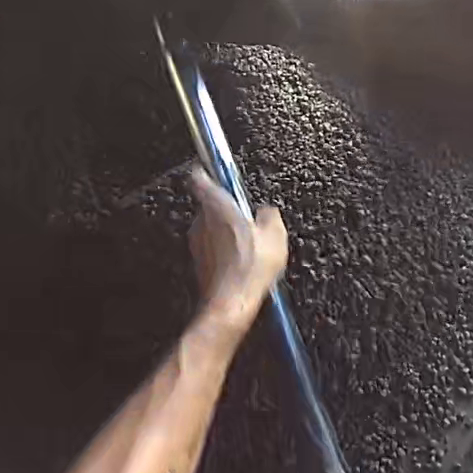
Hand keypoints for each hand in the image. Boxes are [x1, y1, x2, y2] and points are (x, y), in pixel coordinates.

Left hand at [188, 170, 286, 330]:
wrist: (231, 303)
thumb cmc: (250, 268)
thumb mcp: (275, 235)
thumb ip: (270, 215)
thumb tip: (268, 212)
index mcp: (217, 207)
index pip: (200, 178)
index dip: (206, 172)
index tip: (210, 170)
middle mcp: (201, 222)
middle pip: (210, 206)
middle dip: (226, 210)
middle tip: (247, 219)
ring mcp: (197, 243)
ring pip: (211, 229)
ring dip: (225, 233)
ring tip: (249, 247)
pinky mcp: (199, 263)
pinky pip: (212, 250)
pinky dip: (224, 253)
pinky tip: (242, 264)